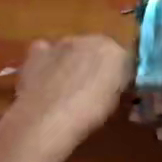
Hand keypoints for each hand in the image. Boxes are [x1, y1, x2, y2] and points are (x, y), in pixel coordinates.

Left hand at [0, 36, 132, 161]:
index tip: (113, 90)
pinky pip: (45, 50)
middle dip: (93, 64)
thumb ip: (118, 87)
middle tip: (88, 88)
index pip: (123, 60)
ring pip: (71, 48)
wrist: (48, 121)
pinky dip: (46, 59)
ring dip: (70, 61)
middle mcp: (91, 40)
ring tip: (63, 86)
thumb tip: (117, 87)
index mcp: (116, 53)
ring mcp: (62, 43)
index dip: (117, 75)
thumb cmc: (89, 116)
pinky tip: (44, 77)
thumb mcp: (115, 104)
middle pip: (96, 49)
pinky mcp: (38, 51)